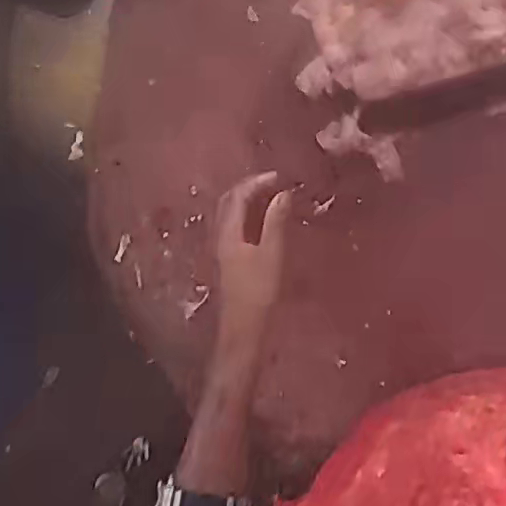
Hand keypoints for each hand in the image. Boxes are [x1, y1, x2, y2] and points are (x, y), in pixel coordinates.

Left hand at [214, 171, 295, 332]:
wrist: (244, 329)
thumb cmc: (259, 291)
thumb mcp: (272, 253)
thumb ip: (276, 221)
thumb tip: (283, 193)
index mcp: (229, 232)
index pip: (238, 196)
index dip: (256, 182)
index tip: (279, 176)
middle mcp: (222, 236)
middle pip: (230, 201)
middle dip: (250, 186)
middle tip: (274, 181)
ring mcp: (225, 247)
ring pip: (232, 213)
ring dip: (249, 199)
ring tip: (273, 194)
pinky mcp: (231, 257)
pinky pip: (238, 224)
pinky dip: (251, 213)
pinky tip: (266, 218)